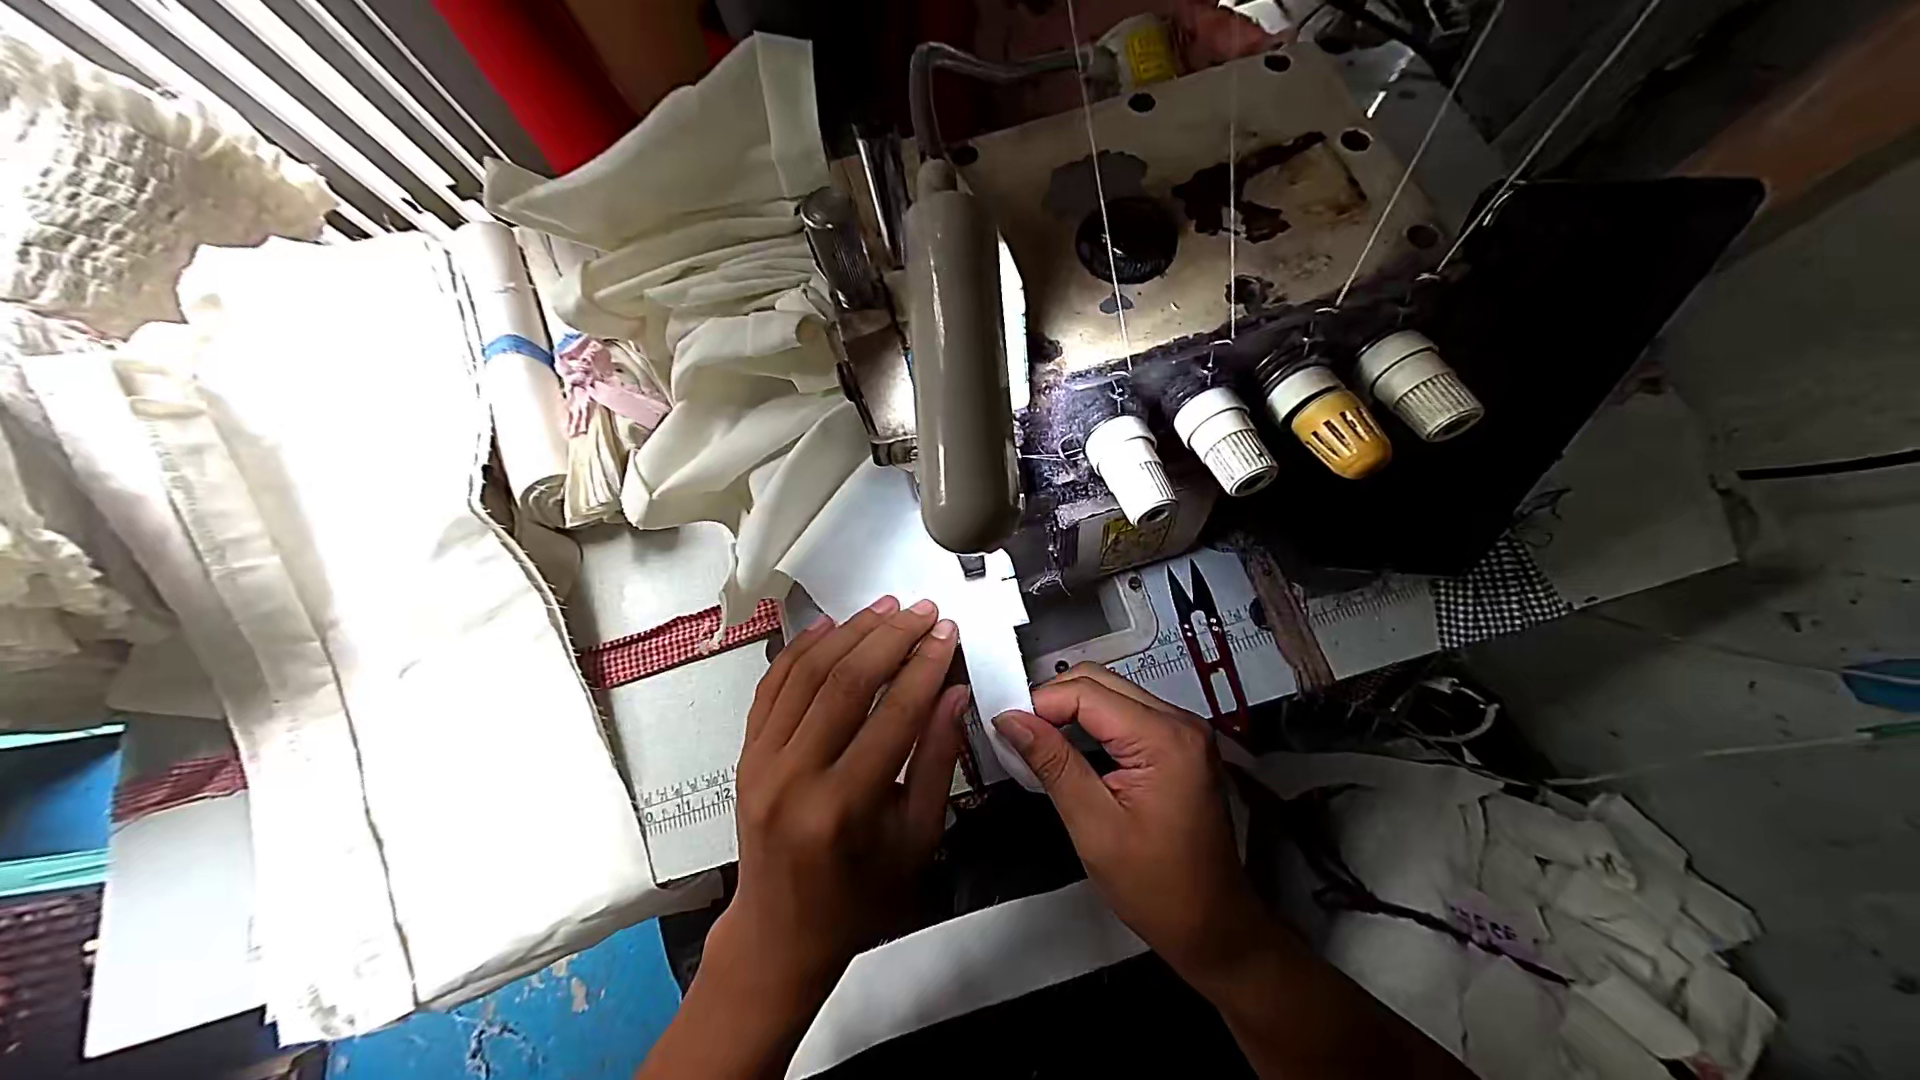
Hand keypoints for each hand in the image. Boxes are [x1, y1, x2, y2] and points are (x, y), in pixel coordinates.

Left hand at [712, 594, 968, 998]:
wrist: (779, 933)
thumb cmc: (858, 899)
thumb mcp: (915, 838)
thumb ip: (936, 761)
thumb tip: (954, 694)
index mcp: (843, 807)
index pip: (893, 714)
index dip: (925, 667)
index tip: (946, 635)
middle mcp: (793, 777)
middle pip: (846, 682)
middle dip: (891, 638)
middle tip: (922, 613)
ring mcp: (760, 762)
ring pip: (806, 674)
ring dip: (849, 633)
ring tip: (884, 609)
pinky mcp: (745, 755)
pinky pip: (771, 686)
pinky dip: (799, 650)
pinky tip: (828, 626)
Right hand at [992, 664, 1268, 984]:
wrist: (1213, 925)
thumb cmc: (1165, 890)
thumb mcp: (1094, 827)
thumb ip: (1053, 764)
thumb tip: (1015, 722)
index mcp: (1165, 740)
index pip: (1086, 692)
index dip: (1040, 704)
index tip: (1008, 726)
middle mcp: (1180, 725)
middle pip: (1098, 682)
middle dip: (1052, 703)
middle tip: (1019, 735)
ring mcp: (1182, 733)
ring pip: (1109, 693)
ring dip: (1069, 713)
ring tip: (1040, 747)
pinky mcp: (1177, 744)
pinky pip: (1124, 713)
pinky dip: (1091, 725)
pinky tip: (1069, 753)